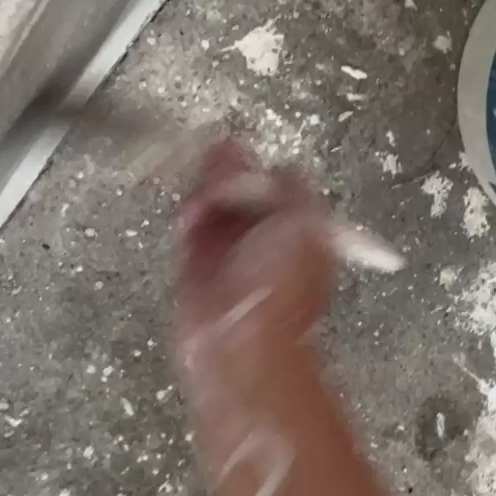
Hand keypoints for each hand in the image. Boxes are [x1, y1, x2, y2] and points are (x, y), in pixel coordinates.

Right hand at [173, 140, 335, 407]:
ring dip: (208, 190)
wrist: (241, 339)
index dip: (266, 172)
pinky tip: (190, 214)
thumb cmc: (282, 287)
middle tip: (218, 155)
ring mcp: (234, 253)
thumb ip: (293, 188)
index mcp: (305, 232)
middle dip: (232, 173)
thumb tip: (282, 167)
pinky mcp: (200, 265)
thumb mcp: (303, 222)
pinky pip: (194, 228)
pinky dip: (190, 216)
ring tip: (203, 186)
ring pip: (218, 206)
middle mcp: (271, 241)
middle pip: (247, 192)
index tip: (249, 159)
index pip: (284, 187)